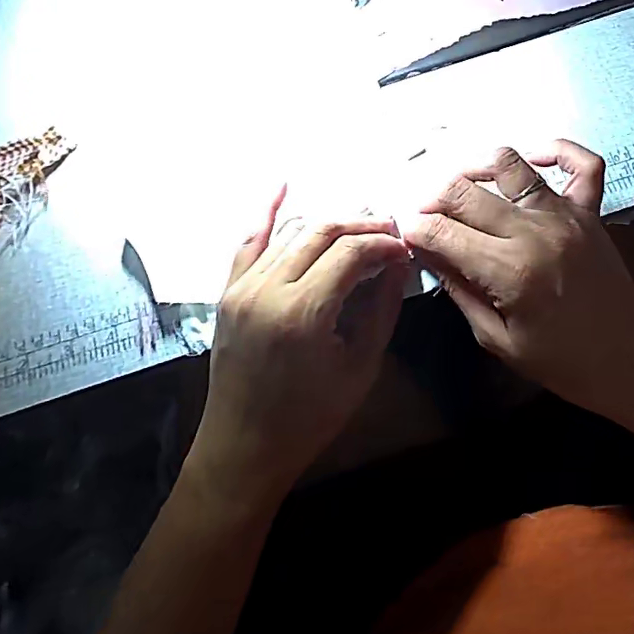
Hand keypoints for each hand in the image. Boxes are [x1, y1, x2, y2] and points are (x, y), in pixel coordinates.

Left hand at [189, 188, 412, 505]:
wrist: (243, 446)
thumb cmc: (309, 418)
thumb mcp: (359, 367)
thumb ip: (380, 308)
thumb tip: (398, 262)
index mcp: (302, 312)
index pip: (350, 252)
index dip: (383, 243)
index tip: (405, 248)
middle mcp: (267, 288)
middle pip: (320, 233)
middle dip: (359, 226)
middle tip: (388, 232)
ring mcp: (241, 286)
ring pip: (290, 233)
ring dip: (326, 224)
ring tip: (358, 228)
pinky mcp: (228, 291)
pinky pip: (248, 242)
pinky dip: (266, 214)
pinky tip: (282, 187)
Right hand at [403, 140, 633, 430]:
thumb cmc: (562, 362)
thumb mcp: (497, 339)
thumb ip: (458, 289)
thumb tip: (425, 252)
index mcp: (509, 271)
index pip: (441, 231)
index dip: (414, 230)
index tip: (407, 236)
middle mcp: (534, 232)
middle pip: (465, 191)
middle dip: (434, 201)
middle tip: (428, 219)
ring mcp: (565, 215)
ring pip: (510, 165)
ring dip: (476, 170)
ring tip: (466, 190)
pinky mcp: (590, 211)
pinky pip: (581, 163)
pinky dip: (556, 152)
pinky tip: (532, 160)